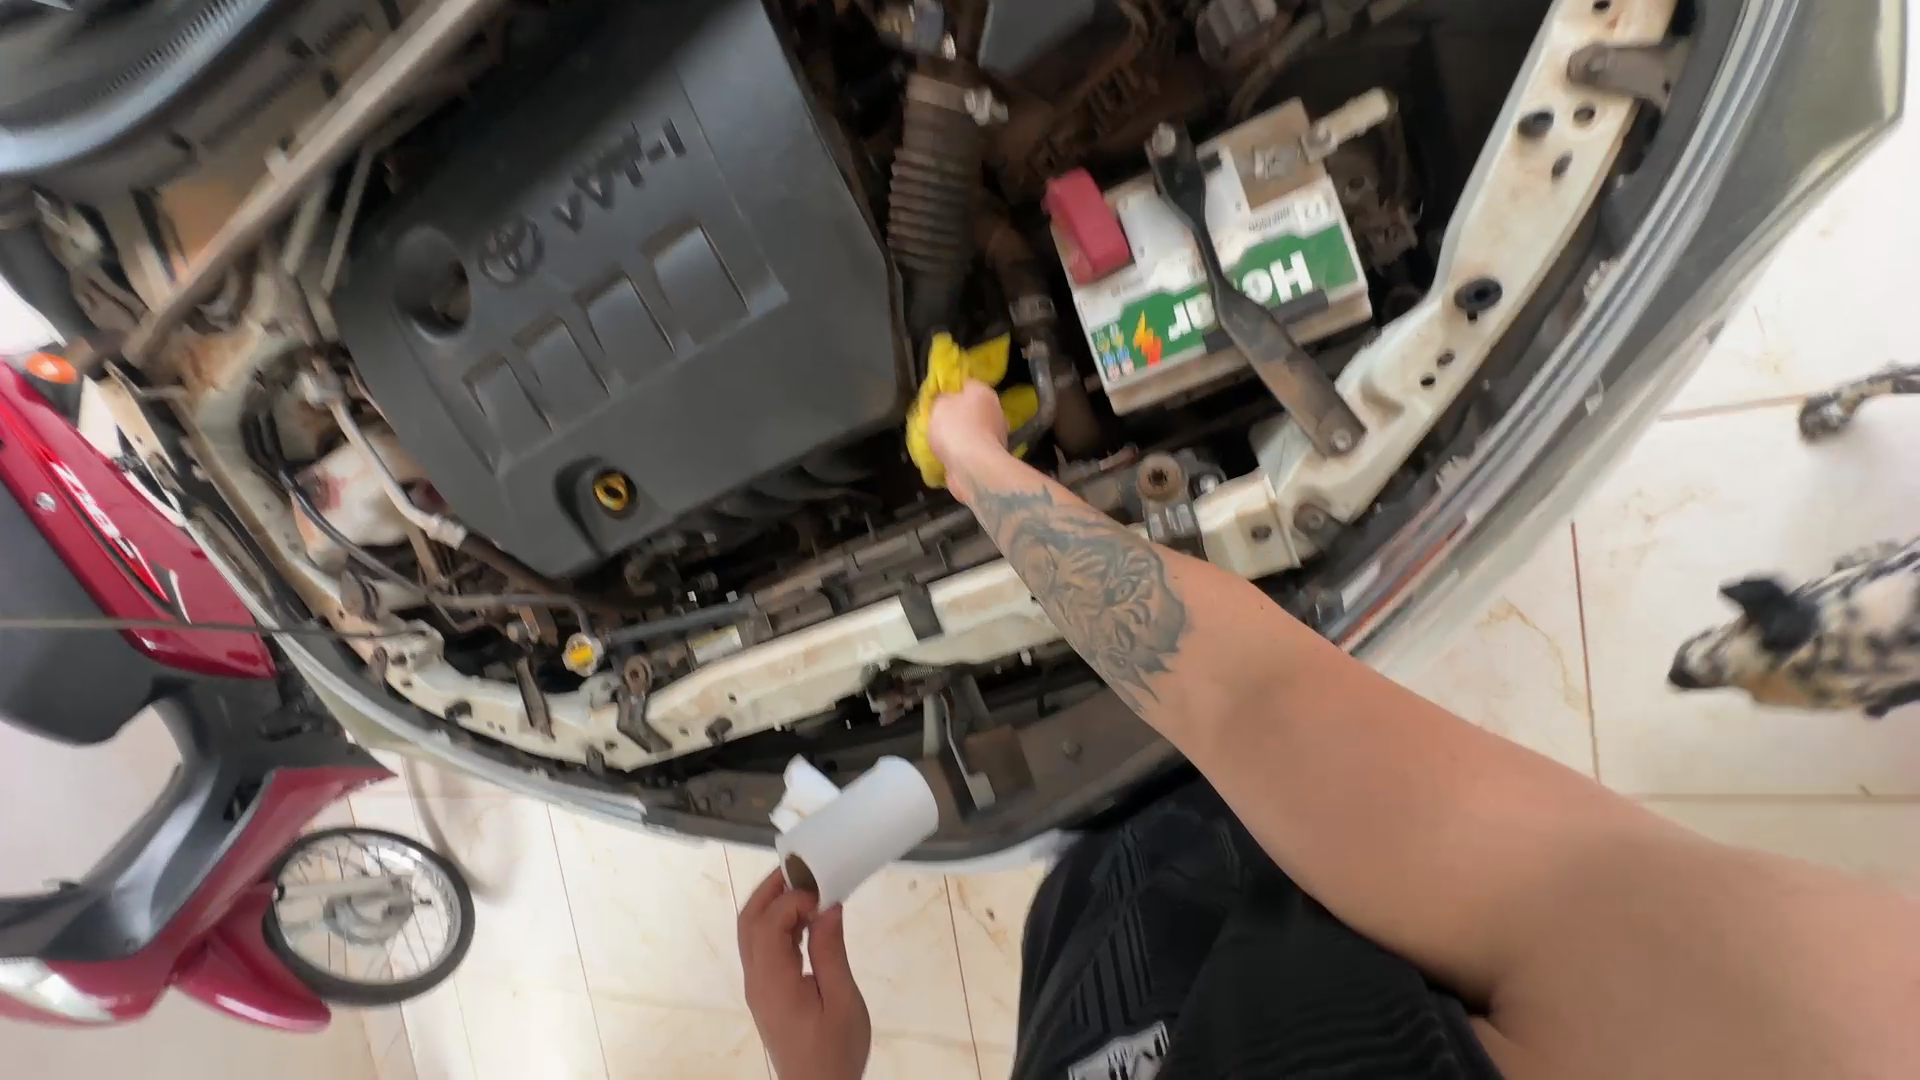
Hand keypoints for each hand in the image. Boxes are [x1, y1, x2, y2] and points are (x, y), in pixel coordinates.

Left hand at [738, 870, 870, 1079]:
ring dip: (774, 903)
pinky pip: (763, 945)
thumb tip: (827, 905)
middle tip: (804, 870)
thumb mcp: (842, 1002)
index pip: (768, 922)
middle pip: (749, 920)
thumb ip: (831, 951)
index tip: (825, 896)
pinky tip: (808, 920)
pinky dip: (780, 922)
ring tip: (809, 889)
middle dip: (771, 888)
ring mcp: (759, 986)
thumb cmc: (834, 1053)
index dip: (793, 899)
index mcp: (773, 981)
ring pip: (752, 931)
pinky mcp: (767, 992)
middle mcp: (757, 979)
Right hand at [926, 379, 1010, 496]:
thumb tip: (946, 399)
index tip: (939, 397)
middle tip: (938, 420)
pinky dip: (963, 453)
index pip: (968, 383)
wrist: (972, 467)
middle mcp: (995, 411)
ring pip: (974, 430)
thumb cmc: (955, 428)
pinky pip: (973, 450)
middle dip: (957, 414)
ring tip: (940, 443)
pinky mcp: (991, 456)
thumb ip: (942, 399)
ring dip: (961, 436)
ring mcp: (996, 436)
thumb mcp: (939, 405)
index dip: (952, 388)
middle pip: (972, 408)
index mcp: (984, 392)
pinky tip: (948, 457)